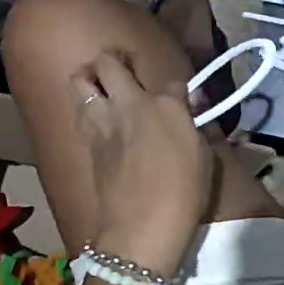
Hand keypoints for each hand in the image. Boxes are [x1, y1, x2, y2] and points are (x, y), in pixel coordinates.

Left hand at [70, 52, 210, 274]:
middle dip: (115, 61)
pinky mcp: (88, 141)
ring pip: (80, 80)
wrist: (144, 223)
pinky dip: (87, 109)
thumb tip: (187, 111)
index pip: (173, 82)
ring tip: (100, 88)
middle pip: (109, 62)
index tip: (183, 102)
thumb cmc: (185, 192)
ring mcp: (104, 120)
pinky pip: (80, 111)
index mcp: (167, 105)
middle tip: (124, 71)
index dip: (178, 91)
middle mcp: (132, 103)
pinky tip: (99, 119)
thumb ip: (192, 126)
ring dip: (89, 79)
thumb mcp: (203, 156)